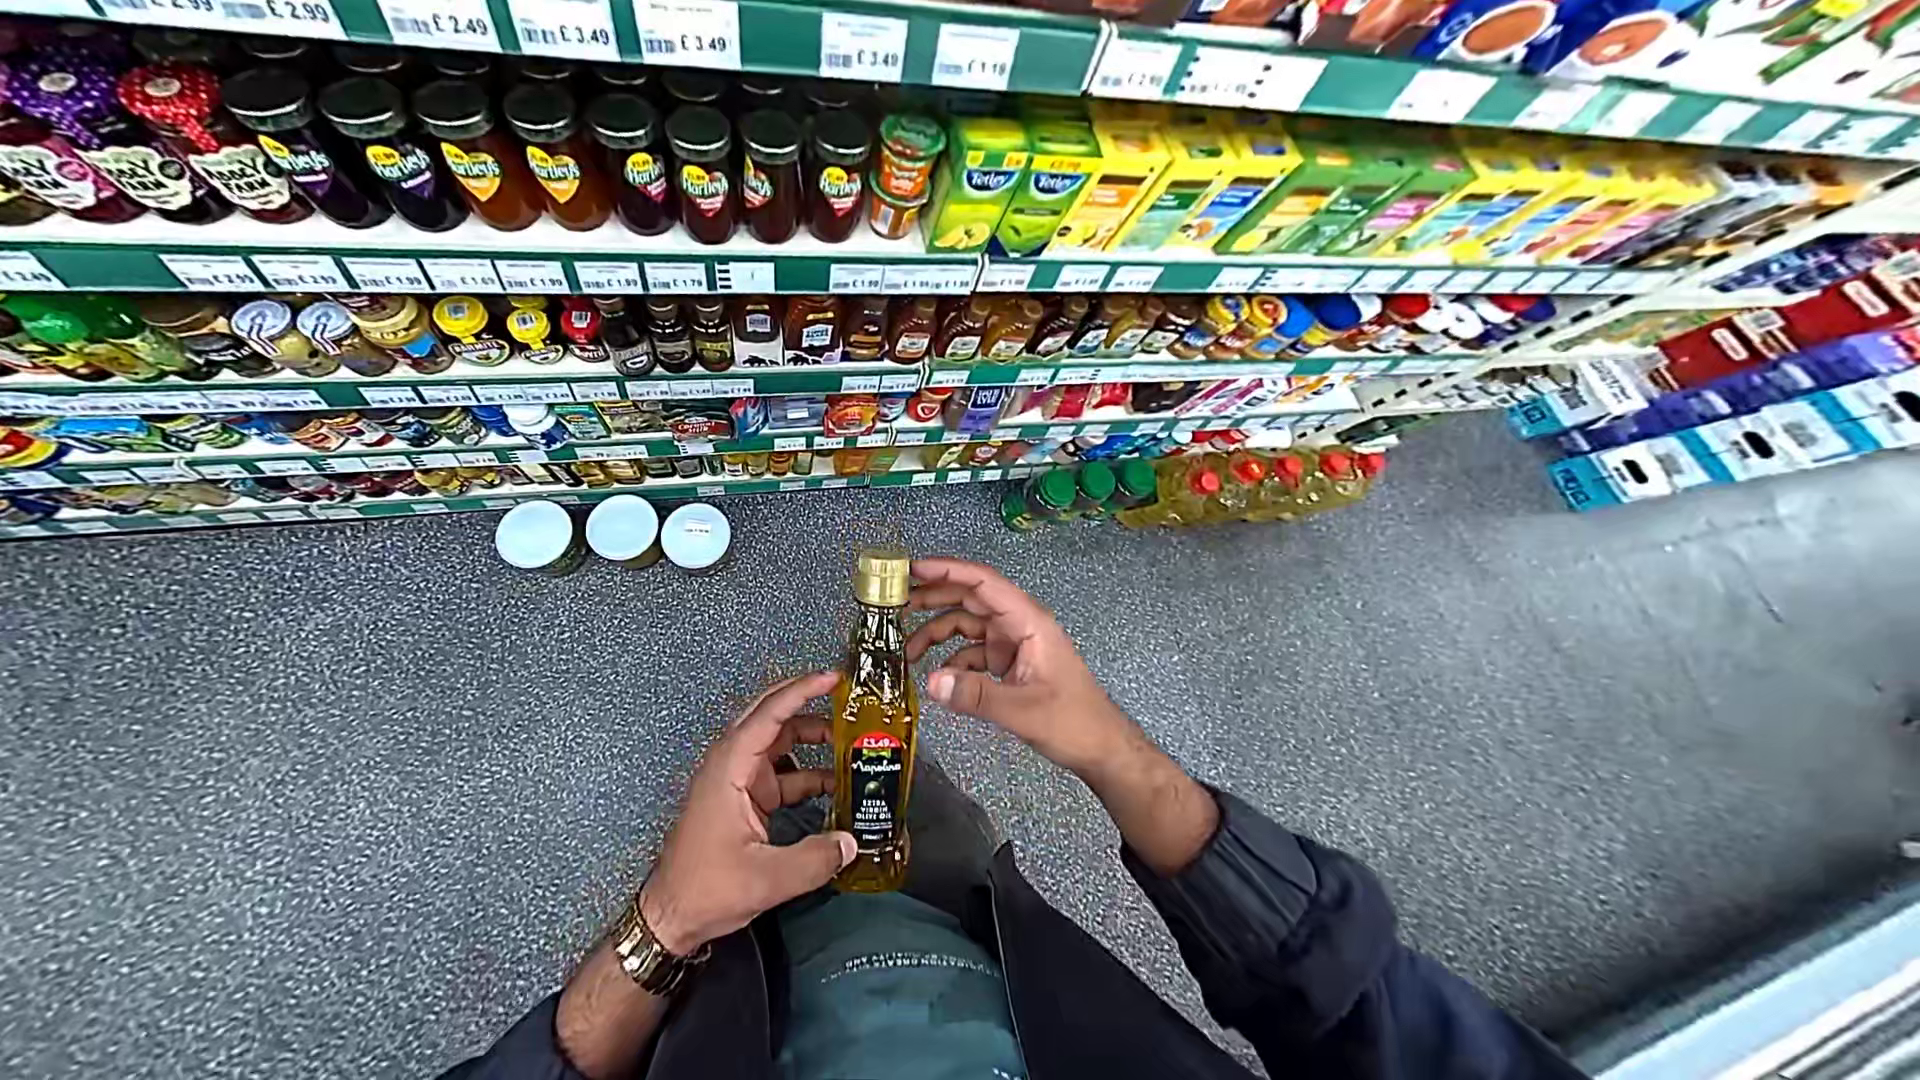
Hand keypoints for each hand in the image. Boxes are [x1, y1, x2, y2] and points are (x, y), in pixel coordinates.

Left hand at [637, 672, 855, 954]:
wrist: (671, 917)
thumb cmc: (704, 890)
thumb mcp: (765, 878)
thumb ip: (814, 859)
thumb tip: (850, 841)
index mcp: (730, 768)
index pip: (769, 713)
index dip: (802, 691)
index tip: (833, 679)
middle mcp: (733, 764)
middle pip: (772, 716)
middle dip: (808, 701)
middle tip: (845, 696)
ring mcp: (739, 779)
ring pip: (781, 742)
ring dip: (813, 738)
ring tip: (850, 742)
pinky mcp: (747, 797)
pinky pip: (784, 771)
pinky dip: (810, 772)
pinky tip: (836, 785)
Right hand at [906, 557, 1145, 777]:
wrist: (1101, 749)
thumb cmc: (1073, 722)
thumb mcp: (1022, 710)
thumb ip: (975, 696)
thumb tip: (929, 683)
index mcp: (1028, 621)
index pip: (984, 582)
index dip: (948, 570)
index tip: (912, 569)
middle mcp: (1019, 625)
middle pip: (970, 599)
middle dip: (933, 598)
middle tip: (895, 603)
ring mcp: (1014, 644)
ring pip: (968, 626)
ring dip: (938, 634)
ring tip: (906, 650)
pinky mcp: (1010, 664)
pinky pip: (974, 653)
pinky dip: (954, 661)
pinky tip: (939, 678)